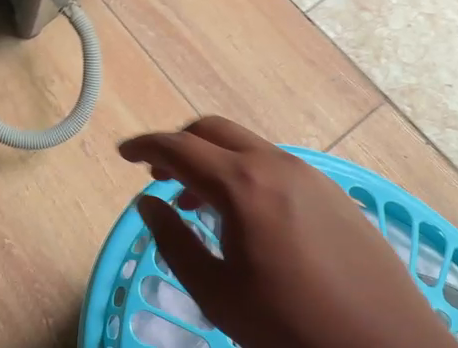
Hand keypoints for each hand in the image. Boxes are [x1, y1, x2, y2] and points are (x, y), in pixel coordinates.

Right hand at [118, 117, 457, 347]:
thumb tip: (148, 203)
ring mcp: (310, 176)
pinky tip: (248, 218)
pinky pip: (275, 165)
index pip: (178, 147)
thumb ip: (174, 242)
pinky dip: (246, 173)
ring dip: (214, 160)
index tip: (123, 154)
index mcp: (241, 185)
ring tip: (200, 204)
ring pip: (246, 146)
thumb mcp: (218, 295)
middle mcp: (274, 164)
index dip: (144, 147)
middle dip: (179, 144)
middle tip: (159, 174)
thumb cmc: (293, 331)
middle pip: (212, 130)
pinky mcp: (335, 195)